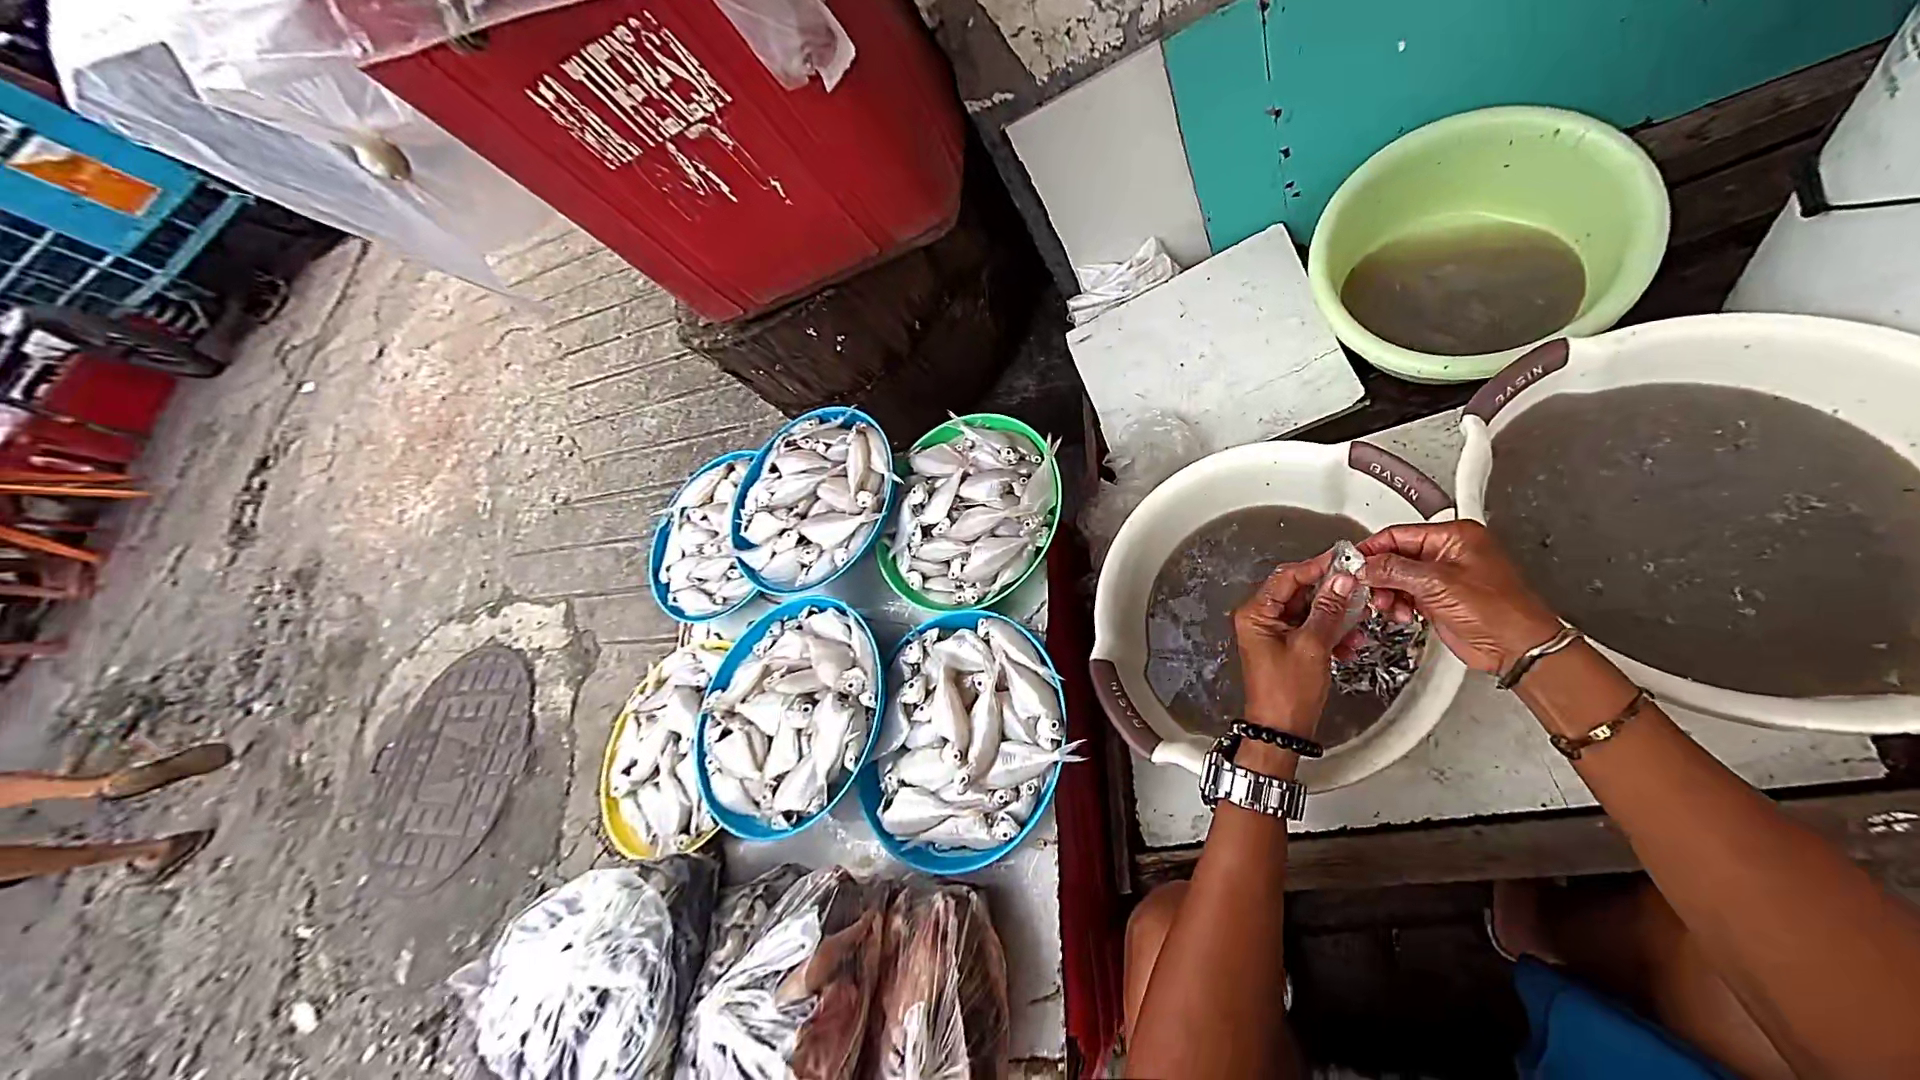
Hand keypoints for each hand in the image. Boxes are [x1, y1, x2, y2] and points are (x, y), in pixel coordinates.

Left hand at [1232, 550, 1355, 735]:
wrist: (1282, 728)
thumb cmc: (1286, 693)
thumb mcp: (1312, 646)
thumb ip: (1328, 611)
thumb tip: (1341, 582)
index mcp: (1255, 613)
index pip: (1287, 577)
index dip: (1317, 567)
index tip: (1344, 560)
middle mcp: (1260, 618)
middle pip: (1299, 591)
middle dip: (1331, 594)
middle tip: (1358, 590)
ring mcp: (1273, 631)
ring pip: (1309, 610)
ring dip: (1335, 616)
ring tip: (1356, 625)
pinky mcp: (1286, 644)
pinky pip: (1311, 628)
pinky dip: (1331, 632)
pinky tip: (1348, 643)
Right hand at [1354, 521, 1562, 673]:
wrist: (1517, 648)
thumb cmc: (1499, 612)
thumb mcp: (1436, 583)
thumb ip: (1393, 570)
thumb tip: (1363, 565)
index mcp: (1454, 537)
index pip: (1397, 534)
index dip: (1372, 550)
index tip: (1352, 565)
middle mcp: (1448, 553)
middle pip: (1393, 556)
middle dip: (1378, 576)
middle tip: (1369, 589)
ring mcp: (1442, 576)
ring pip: (1395, 577)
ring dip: (1386, 593)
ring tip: (1387, 605)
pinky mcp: (1438, 597)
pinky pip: (1403, 594)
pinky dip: (1396, 604)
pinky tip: (1401, 613)